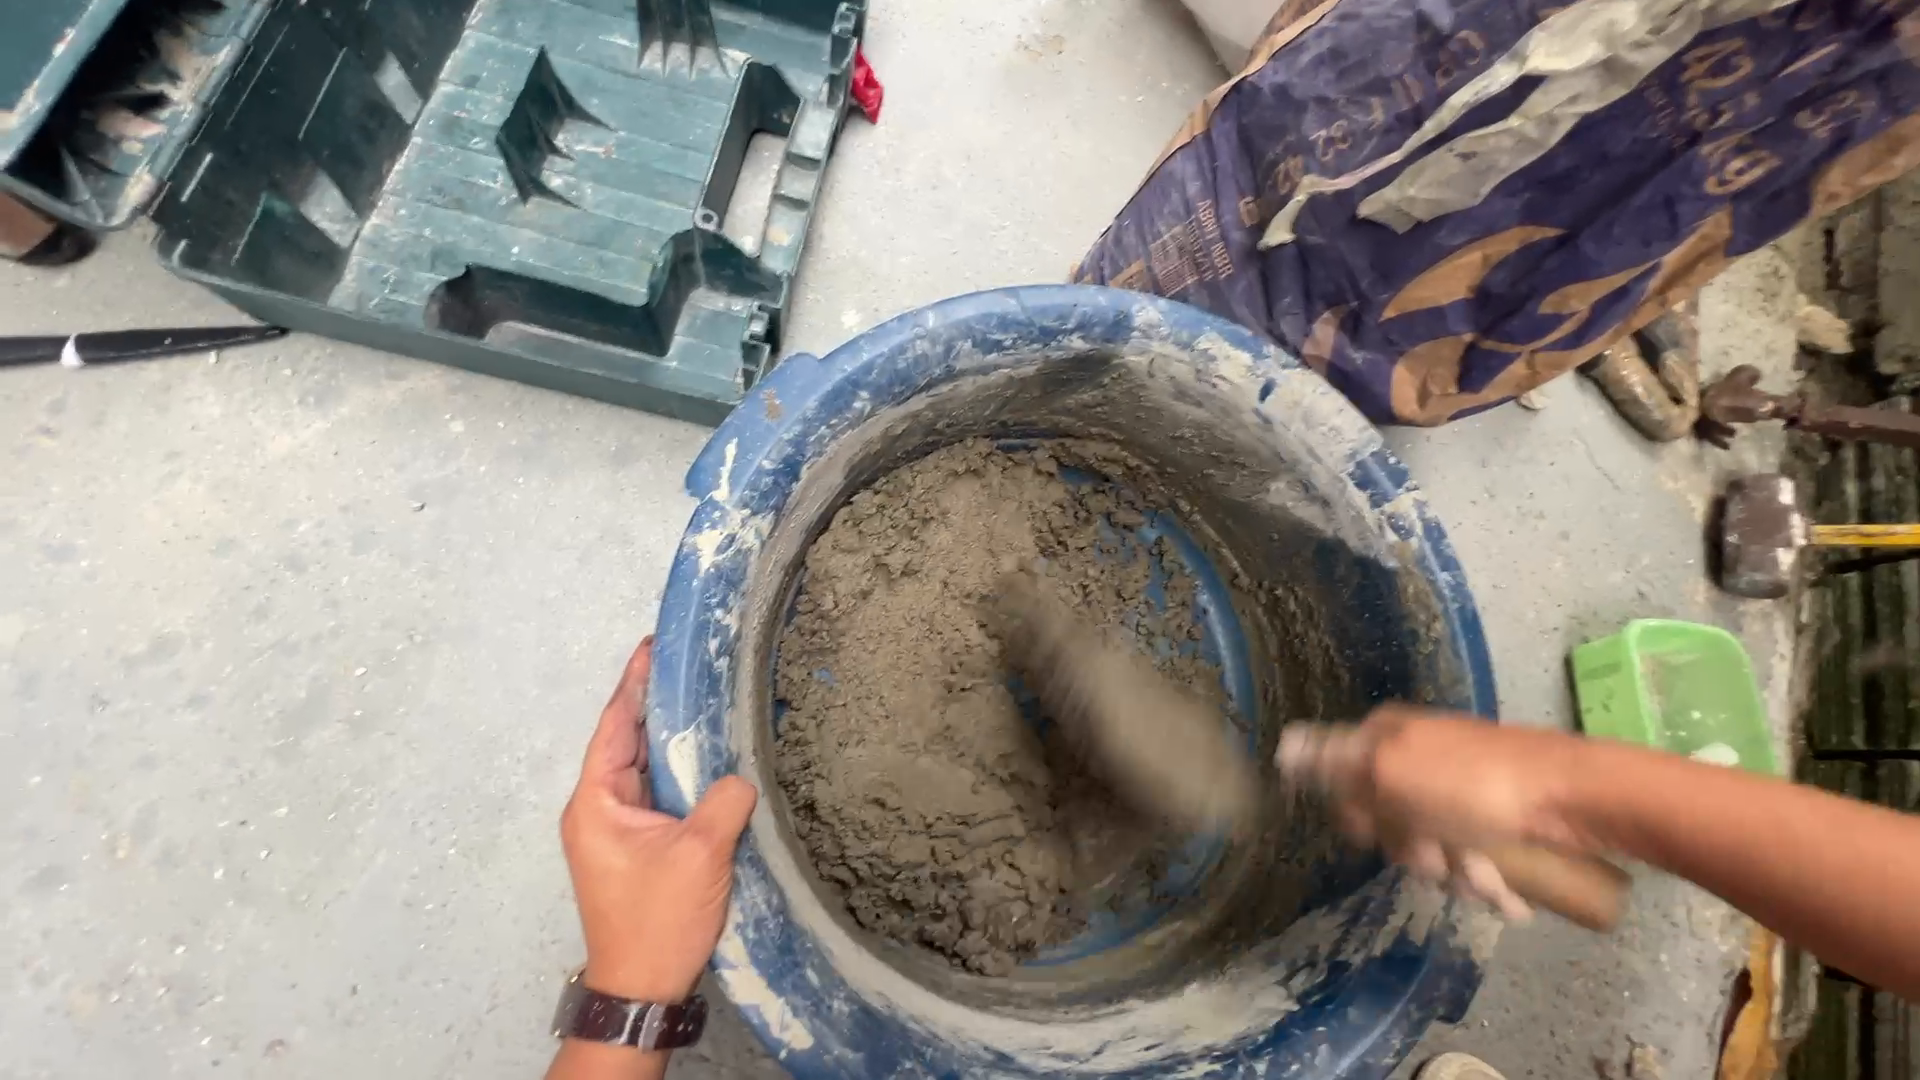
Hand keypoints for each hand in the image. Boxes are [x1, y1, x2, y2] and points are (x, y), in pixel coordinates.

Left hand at [561, 637, 758, 1000]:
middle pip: (627, 740)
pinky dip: (679, 764)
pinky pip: (658, 789)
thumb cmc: (660, 919)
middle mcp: (599, 808)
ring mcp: (617, 827)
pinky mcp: (639, 842)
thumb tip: (740, 775)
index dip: (633, 684)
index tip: (652, 646)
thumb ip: (725, 799)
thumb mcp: (700, 853)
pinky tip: (707, 750)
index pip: (615, 727)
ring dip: (669, 734)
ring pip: (645, 765)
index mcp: (597, 802)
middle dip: (655, 701)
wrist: (643, 987)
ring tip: (702, 695)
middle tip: (689, 662)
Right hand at [1276, 706, 1588, 920]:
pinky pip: (1469, 848)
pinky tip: (1505, 897)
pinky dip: (1483, 876)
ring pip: (1429, 839)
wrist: (1573, 796)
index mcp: (1382, 736)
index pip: (1337, 773)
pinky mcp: (1493, 810)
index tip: (1367, 835)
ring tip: (1483, 884)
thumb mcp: (1388, 776)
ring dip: (1452, 872)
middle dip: (1408, 849)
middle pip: (1383, 814)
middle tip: (1431, 858)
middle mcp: (1412, 753)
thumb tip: (1283, 745)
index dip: (1352, 812)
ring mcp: (1454, 782)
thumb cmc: (1470, 787)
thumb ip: (1335, 766)